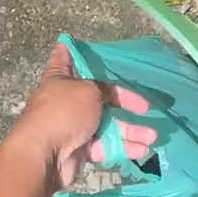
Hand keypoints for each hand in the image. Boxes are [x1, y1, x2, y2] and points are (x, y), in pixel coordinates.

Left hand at [8, 44, 156, 191]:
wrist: (45, 154)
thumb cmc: (64, 113)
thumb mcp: (89, 90)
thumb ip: (104, 89)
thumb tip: (111, 96)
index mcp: (61, 79)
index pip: (63, 59)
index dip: (69, 51)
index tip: (71, 41)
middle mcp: (66, 101)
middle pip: (99, 97)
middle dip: (124, 102)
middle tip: (145, 107)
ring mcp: (74, 127)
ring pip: (108, 125)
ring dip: (131, 130)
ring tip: (152, 136)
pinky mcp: (81, 150)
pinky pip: (106, 146)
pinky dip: (123, 147)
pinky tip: (142, 149)